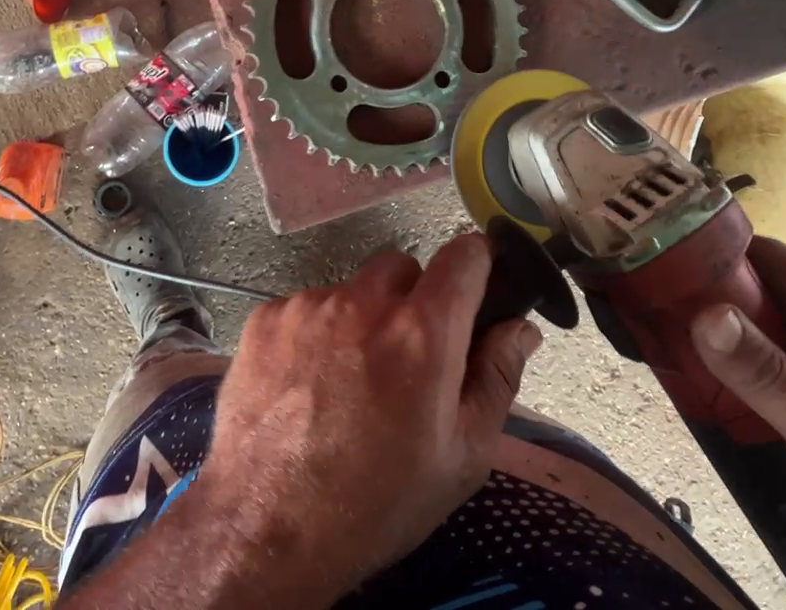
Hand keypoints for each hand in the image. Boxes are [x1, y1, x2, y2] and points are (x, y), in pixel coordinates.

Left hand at [193, 236, 542, 601]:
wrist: (266, 527)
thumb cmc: (378, 501)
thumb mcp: (462, 455)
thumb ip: (498, 377)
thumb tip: (520, 326)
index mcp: (422, 334)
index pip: (462, 257)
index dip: (476, 262)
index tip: (476, 280)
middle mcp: (363, 303)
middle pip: (402, 269)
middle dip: (412, 299)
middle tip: (404, 357)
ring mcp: (308, 306)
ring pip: (350, 290)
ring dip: (360, 318)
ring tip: (346, 382)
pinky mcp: (265, 318)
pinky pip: (305, 307)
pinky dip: (314, 333)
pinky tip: (305, 385)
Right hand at [689, 237, 785, 609]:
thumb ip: (766, 375)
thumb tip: (705, 311)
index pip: (770, 256)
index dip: (715, 257)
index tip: (668, 278)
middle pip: (783, 289)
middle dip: (727, 303)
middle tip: (680, 337)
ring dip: (757, 337)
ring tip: (717, 373)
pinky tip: (778, 403)